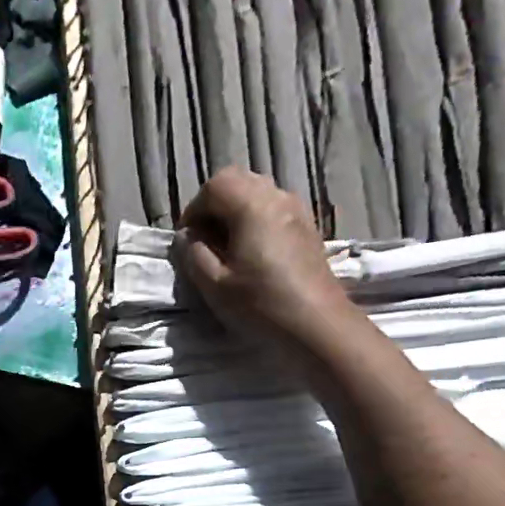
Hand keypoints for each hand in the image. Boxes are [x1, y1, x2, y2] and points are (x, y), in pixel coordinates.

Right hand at [173, 168, 364, 364]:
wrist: (317, 324)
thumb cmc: (262, 305)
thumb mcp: (215, 286)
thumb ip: (194, 255)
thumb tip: (187, 237)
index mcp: (251, 205)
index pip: (214, 186)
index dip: (194, 209)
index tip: (187, 240)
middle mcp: (276, 197)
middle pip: (238, 181)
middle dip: (215, 204)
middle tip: (205, 239)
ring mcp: (297, 210)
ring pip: (259, 192)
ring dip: (237, 211)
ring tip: (228, 246)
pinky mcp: (308, 227)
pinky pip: (275, 208)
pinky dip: (258, 219)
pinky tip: (254, 251)